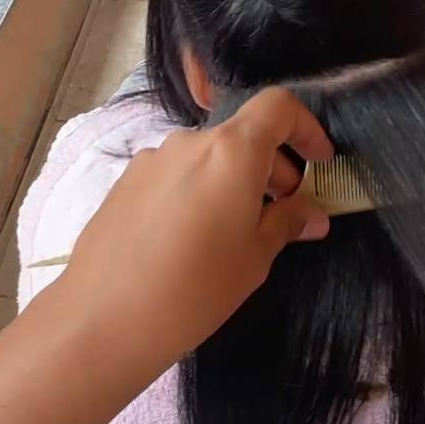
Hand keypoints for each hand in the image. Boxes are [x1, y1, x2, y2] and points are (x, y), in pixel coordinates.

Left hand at [55, 87, 332, 370]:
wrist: (104, 316)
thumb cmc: (195, 288)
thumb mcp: (254, 258)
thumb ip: (286, 223)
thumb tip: (312, 214)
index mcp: (230, 151)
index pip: (277, 107)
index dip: (306, 127)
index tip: (320, 161)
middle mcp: (189, 142)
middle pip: (242, 135)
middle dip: (271, 166)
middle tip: (283, 211)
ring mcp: (152, 159)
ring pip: (207, 156)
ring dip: (232, 180)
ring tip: (235, 230)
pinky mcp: (125, 181)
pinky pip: (176, 173)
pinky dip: (198, 189)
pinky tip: (191, 237)